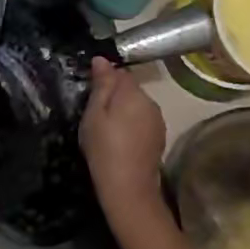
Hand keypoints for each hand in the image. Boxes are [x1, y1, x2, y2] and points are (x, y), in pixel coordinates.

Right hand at [80, 57, 167, 224]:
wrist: (128, 188)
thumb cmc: (104, 148)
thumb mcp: (94, 115)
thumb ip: (101, 85)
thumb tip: (102, 59)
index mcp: (133, 93)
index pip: (120, 73)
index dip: (104, 80)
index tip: (90, 95)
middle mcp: (151, 102)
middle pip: (130, 89)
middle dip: (114, 96)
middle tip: (94, 114)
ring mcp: (158, 120)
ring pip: (137, 106)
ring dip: (124, 111)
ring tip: (106, 129)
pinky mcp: (159, 137)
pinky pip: (143, 121)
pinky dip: (132, 125)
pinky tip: (120, 141)